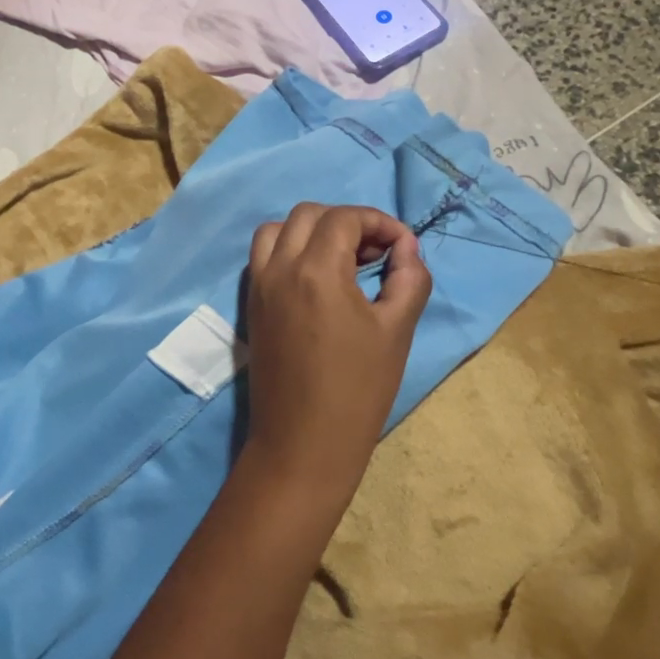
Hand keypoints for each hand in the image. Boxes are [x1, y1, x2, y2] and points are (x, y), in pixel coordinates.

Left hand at [242, 203, 432, 492]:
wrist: (302, 443)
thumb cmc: (358, 390)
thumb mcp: (396, 331)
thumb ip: (408, 279)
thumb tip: (406, 247)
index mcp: (316, 270)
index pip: (345, 218)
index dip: (379, 222)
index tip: (403, 247)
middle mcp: (279, 268)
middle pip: (309, 214)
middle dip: (346, 222)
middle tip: (376, 254)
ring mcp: (259, 286)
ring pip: (277, 230)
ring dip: (311, 231)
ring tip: (342, 262)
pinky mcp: (251, 306)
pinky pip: (263, 256)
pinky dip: (288, 250)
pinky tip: (316, 280)